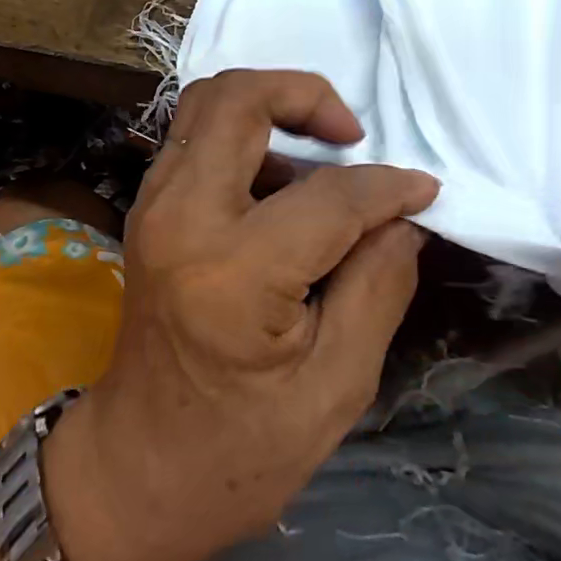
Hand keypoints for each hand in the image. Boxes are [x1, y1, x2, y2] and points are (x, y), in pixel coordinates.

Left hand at [41, 70, 439, 560]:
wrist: (138, 466)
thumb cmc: (239, 447)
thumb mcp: (336, 385)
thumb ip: (378, 285)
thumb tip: (402, 217)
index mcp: (230, 271)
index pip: (327, 195)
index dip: (387, 187)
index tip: (423, 190)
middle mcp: (179, 216)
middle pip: (237, 98)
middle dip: (305, 94)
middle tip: (352, 136)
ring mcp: (153, 205)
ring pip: (209, 104)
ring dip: (272, 110)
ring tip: (322, 161)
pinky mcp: (149, 208)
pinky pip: (199, 136)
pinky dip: (246, 134)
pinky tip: (283, 184)